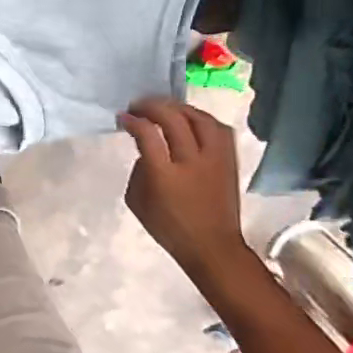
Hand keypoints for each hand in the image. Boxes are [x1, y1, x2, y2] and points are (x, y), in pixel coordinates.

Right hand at [118, 97, 250, 274]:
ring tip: (164, 109)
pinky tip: (189, 120)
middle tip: (138, 107)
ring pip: (199, 118)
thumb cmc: (169, 228)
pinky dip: (200, 118)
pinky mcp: (229, 160)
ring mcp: (214, 159)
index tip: (123, 118)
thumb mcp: (137, 201)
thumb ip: (138, 170)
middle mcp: (191, 162)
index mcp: (164, 175)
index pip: (147, 134)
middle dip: (152, 106)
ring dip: (177, 107)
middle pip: (173, 119)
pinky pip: (218, 128)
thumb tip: (146, 149)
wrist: (212, 246)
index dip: (132, 120)